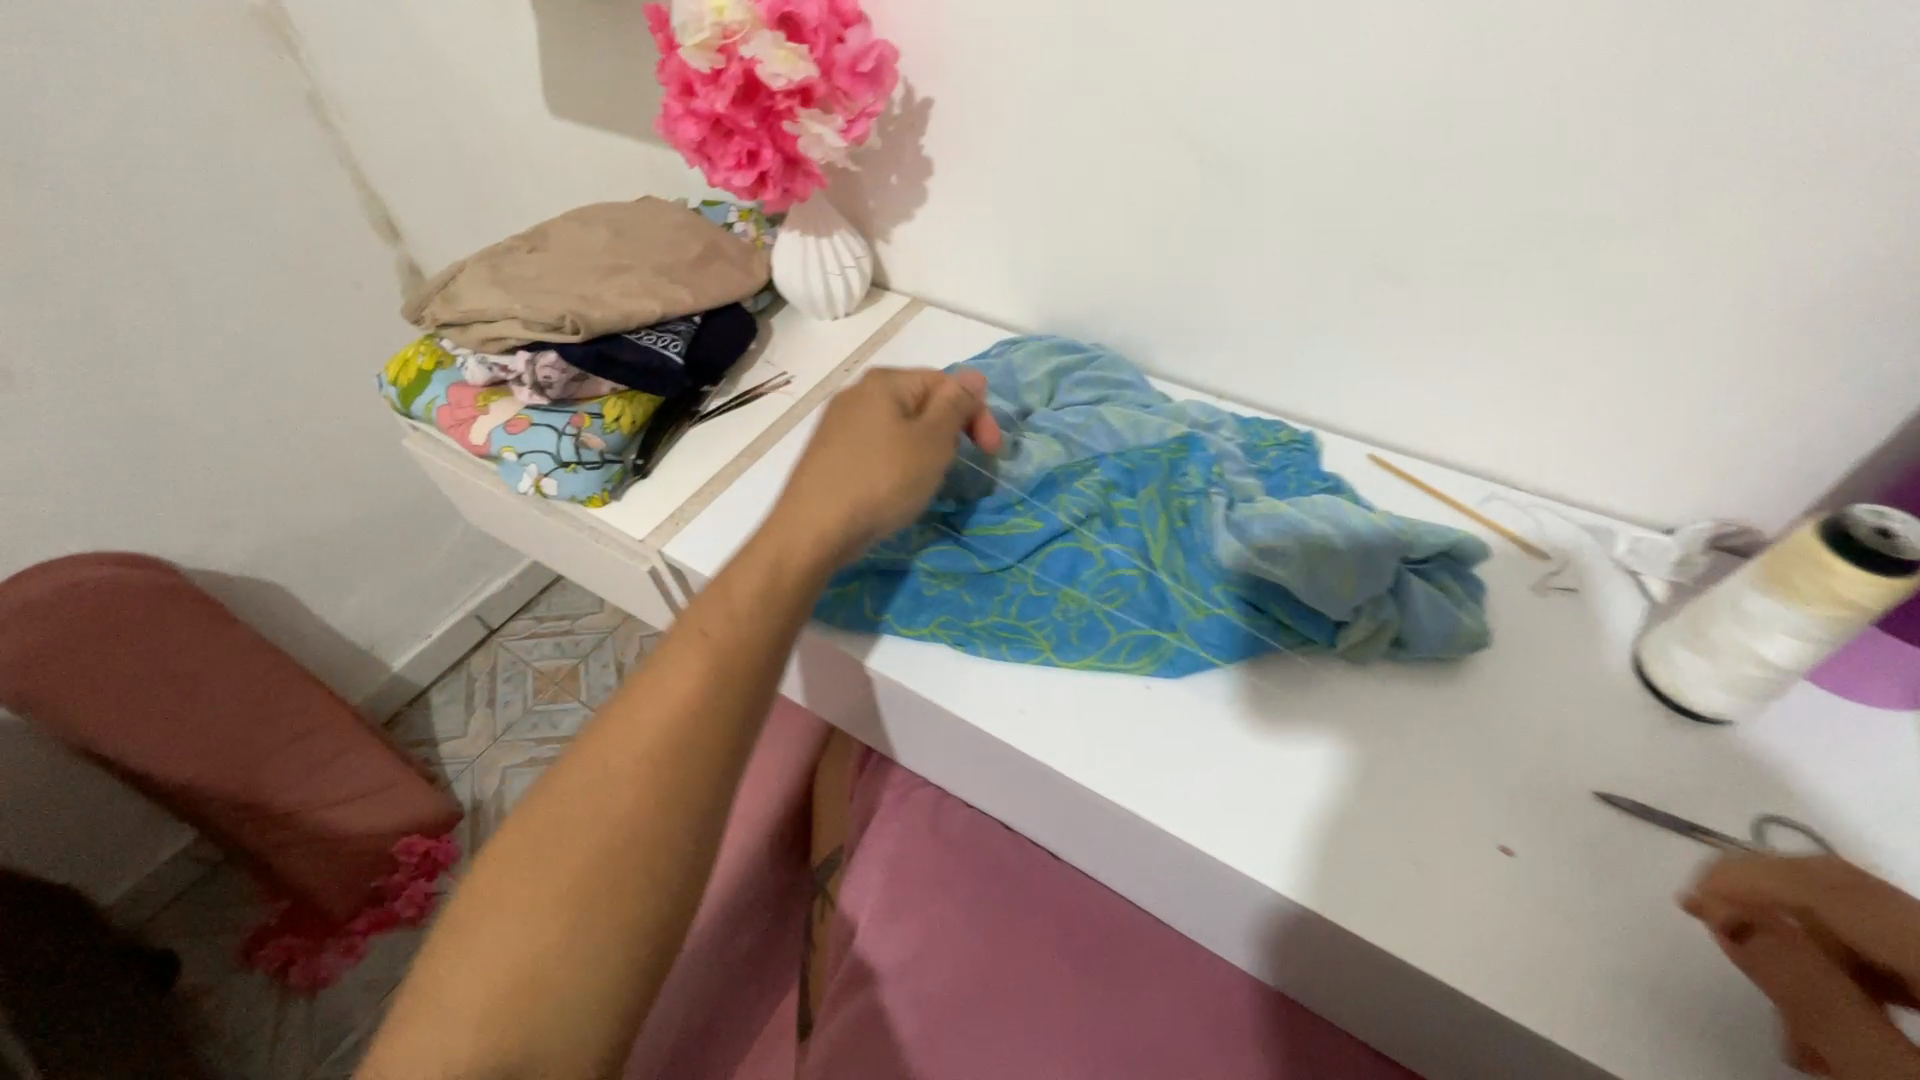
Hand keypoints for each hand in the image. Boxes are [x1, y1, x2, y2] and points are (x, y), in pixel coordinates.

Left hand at [769, 367, 1002, 567]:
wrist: (813, 530)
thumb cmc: (881, 481)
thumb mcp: (932, 441)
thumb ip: (956, 404)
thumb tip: (973, 376)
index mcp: (885, 382)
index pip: (946, 383)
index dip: (975, 414)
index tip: (990, 453)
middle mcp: (857, 394)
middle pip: (921, 404)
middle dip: (948, 433)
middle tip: (953, 468)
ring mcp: (838, 425)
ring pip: (899, 429)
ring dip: (923, 451)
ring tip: (924, 483)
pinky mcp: (829, 455)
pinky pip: (876, 449)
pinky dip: (895, 465)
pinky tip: (893, 491)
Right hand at [1683, 855, 1919, 1076]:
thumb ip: (1808, 993)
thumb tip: (1723, 910)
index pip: (1835, 884)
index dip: (1747, 877)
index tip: (1689, 902)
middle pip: (1860, 910)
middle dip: (1790, 945)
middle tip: (1769, 1015)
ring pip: (1883, 939)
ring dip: (1825, 976)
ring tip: (1812, 1049)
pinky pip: (1914, 967)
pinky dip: (1870, 992)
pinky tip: (1858, 1039)